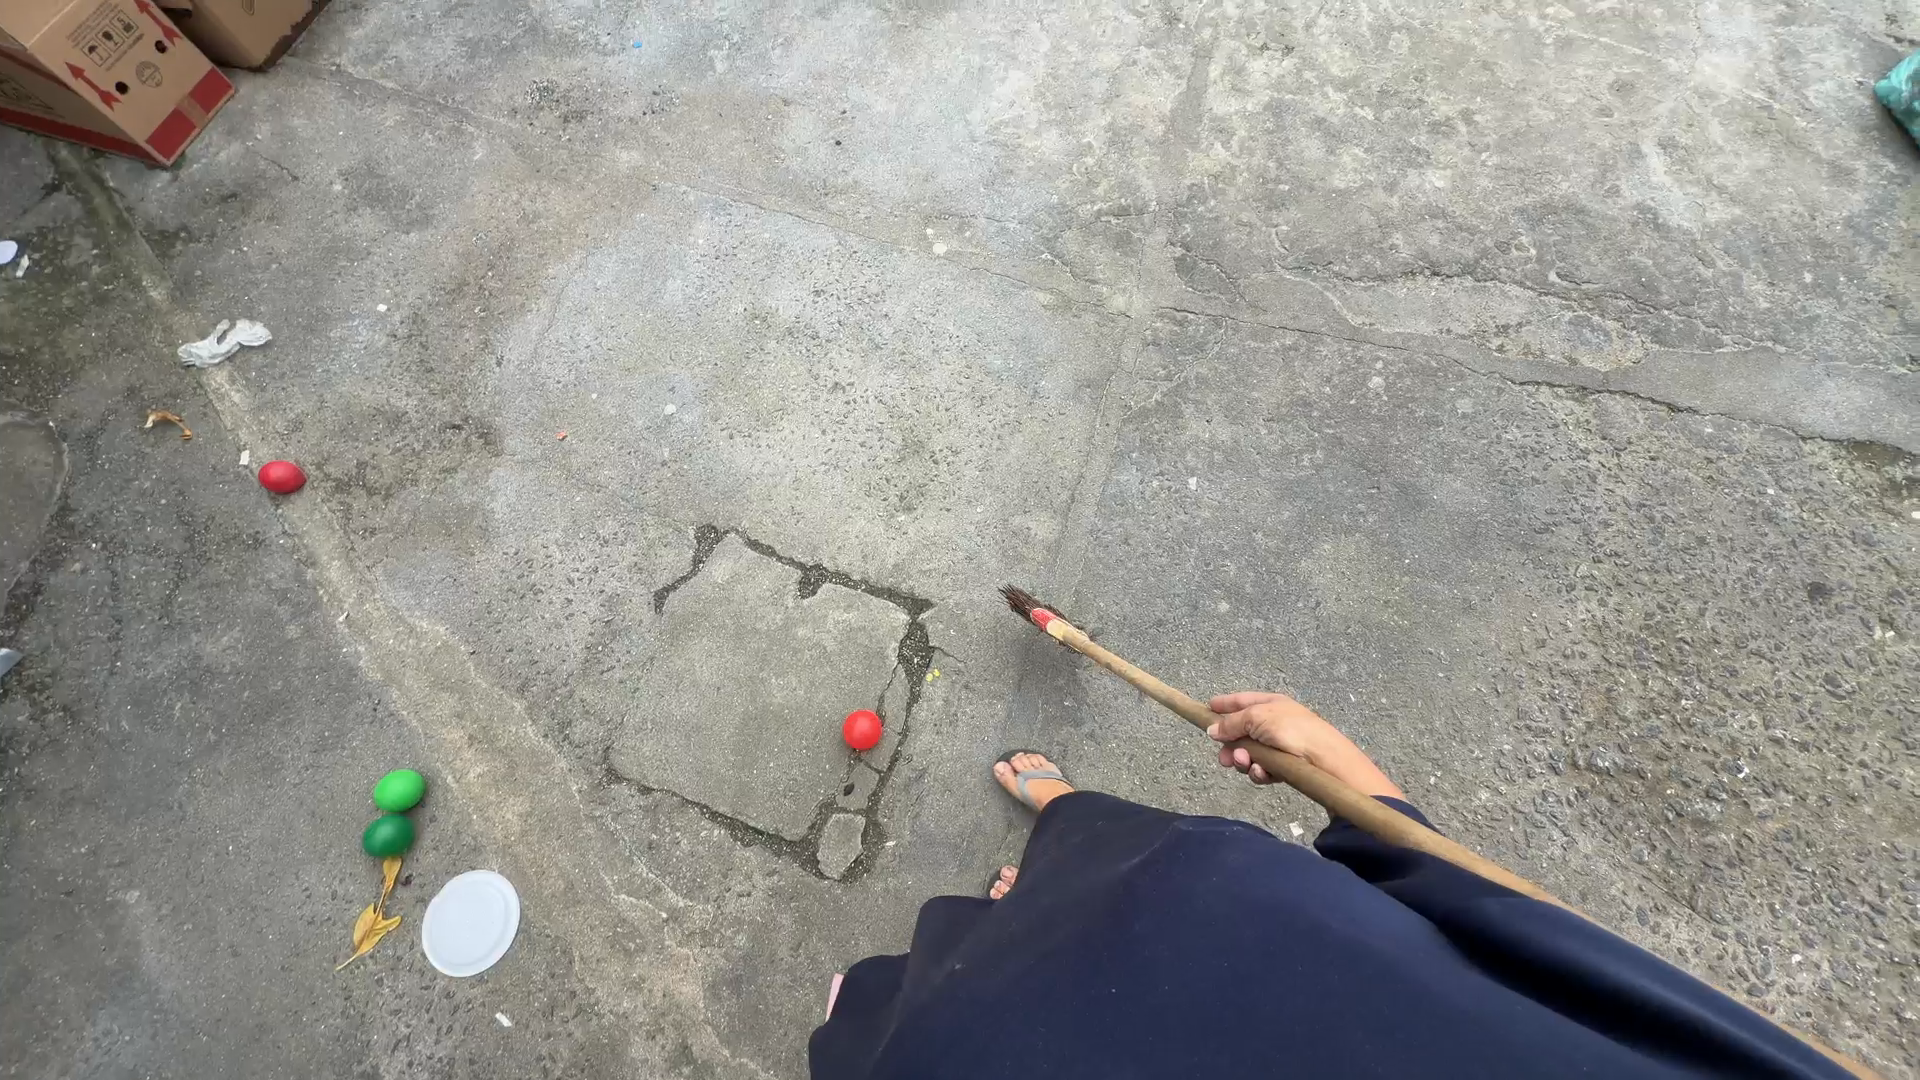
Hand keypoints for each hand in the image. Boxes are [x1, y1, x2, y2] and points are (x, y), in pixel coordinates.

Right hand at [1206, 692, 1339, 783]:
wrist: (1325, 759)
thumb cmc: (1292, 729)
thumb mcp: (1256, 716)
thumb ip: (1231, 722)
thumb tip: (1212, 730)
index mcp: (1270, 704)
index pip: (1241, 701)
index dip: (1224, 704)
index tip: (1207, 708)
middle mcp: (1273, 723)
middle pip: (1241, 732)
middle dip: (1230, 745)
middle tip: (1223, 757)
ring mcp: (1278, 746)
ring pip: (1248, 754)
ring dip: (1242, 760)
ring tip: (1244, 762)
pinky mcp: (1283, 767)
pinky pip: (1261, 769)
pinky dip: (1257, 771)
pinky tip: (1260, 772)